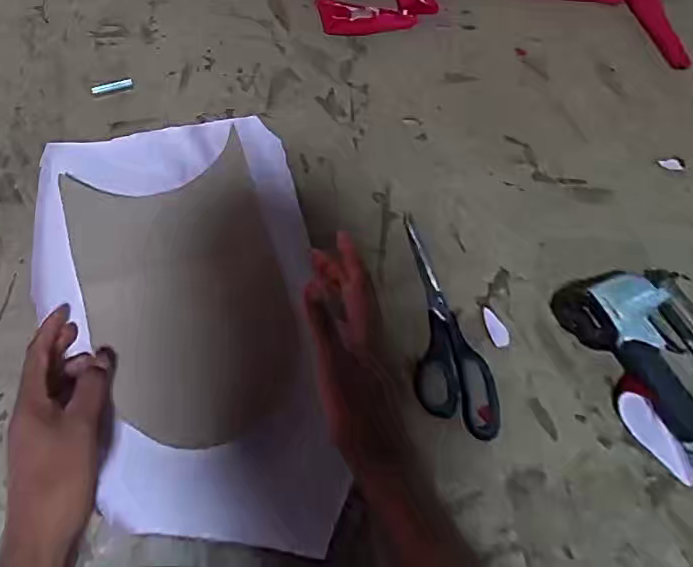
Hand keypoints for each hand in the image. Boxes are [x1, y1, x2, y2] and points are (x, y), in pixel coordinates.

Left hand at [0, 305, 112, 566]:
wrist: (41, 536)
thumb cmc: (60, 476)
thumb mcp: (81, 426)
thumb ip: (92, 387)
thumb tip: (99, 356)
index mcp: (29, 404)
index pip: (36, 356)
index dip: (49, 330)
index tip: (65, 308)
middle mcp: (27, 415)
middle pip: (42, 371)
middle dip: (60, 349)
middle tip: (82, 330)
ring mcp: (34, 434)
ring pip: (52, 390)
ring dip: (71, 373)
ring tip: (96, 366)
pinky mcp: (45, 451)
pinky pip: (58, 408)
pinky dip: (73, 394)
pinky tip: (92, 399)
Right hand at [306, 232, 476, 565]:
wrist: (380, 456)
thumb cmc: (354, 413)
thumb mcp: (333, 367)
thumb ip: (322, 326)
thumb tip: (312, 285)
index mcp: (364, 331)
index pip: (358, 285)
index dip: (349, 259)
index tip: (340, 236)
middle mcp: (371, 336)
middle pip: (357, 294)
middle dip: (339, 270)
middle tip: (317, 254)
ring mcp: (370, 353)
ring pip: (356, 310)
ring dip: (340, 290)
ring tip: (321, 279)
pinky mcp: (366, 369)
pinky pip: (352, 326)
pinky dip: (339, 311)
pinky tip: (331, 322)